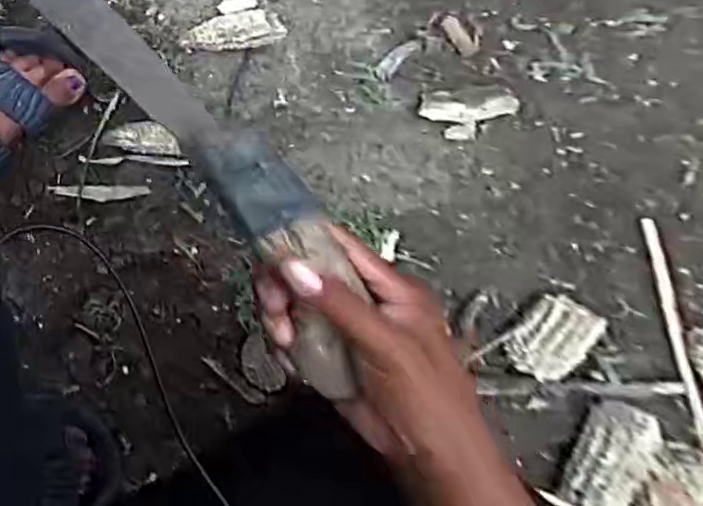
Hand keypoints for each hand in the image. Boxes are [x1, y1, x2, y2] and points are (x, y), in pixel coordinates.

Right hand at [256, 227, 527, 505]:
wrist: (434, 465)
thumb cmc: (435, 408)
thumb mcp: (389, 348)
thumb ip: (341, 304)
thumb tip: (295, 266)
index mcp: (389, 288)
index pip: (336, 242)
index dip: (299, 236)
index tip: (267, 246)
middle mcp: (361, 297)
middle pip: (300, 267)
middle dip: (279, 285)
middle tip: (274, 305)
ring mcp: (340, 321)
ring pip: (287, 295)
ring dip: (275, 315)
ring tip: (284, 339)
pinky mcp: (323, 344)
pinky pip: (286, 325)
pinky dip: (279, 338)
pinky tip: (291, 357)